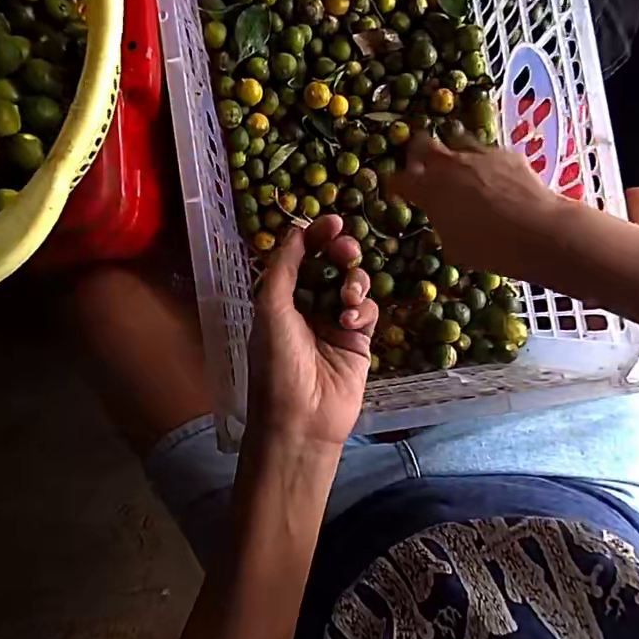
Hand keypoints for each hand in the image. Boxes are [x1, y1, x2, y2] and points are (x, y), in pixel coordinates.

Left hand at [247, 214, 379, 449]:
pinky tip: (350, 320)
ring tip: (348, 296)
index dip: (316, 236)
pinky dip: (362, 308)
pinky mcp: (359, 340)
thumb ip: (285, 267)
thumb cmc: (277, 362)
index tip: (334, 221)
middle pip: (331, 265)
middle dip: (341, 252)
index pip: (301, 257)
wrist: (301, 418)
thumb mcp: (271, 309)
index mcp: (282, 298)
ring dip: (354, 281)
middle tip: (346, 250)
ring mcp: (335, 323)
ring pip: (354, 284)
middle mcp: (309, 307)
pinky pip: (367, 310)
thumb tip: (297, 230)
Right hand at [386, 132, 575, 278]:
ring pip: (457, 141)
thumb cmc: (487, 248)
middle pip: (422, 144)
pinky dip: (486, 163)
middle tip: (422, 167)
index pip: (399, 180)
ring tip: (462, 170)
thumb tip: (446, 221)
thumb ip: (443, 226)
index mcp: (428, 189)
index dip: (395, 185)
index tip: (398, 191)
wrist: (535, 231)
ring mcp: (478, 155)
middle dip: (418, 154)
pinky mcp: (505, 153)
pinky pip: (488, 153)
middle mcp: (448, 165)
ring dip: (454, 154)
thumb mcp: (454, 247)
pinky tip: (497, 179)